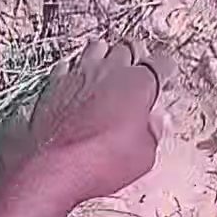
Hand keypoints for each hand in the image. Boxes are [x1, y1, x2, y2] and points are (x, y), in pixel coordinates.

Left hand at [18, 38, 173, 204]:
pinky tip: (75, 82)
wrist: (53, 168)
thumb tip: (154, 123)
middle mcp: (108, 72)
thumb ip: (152, 131)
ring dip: (103, 57)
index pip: (161, 63)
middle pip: (127, 49)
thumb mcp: (143, 155)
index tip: (162, 81)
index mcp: (138, 83)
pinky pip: (66, 66)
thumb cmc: (98, 163)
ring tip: (105, 72)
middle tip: (134, 74)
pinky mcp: (53, 85)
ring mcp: (78, 75)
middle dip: (134, 59)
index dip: (163, 73)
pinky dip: (73, 71)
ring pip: (96, 48)